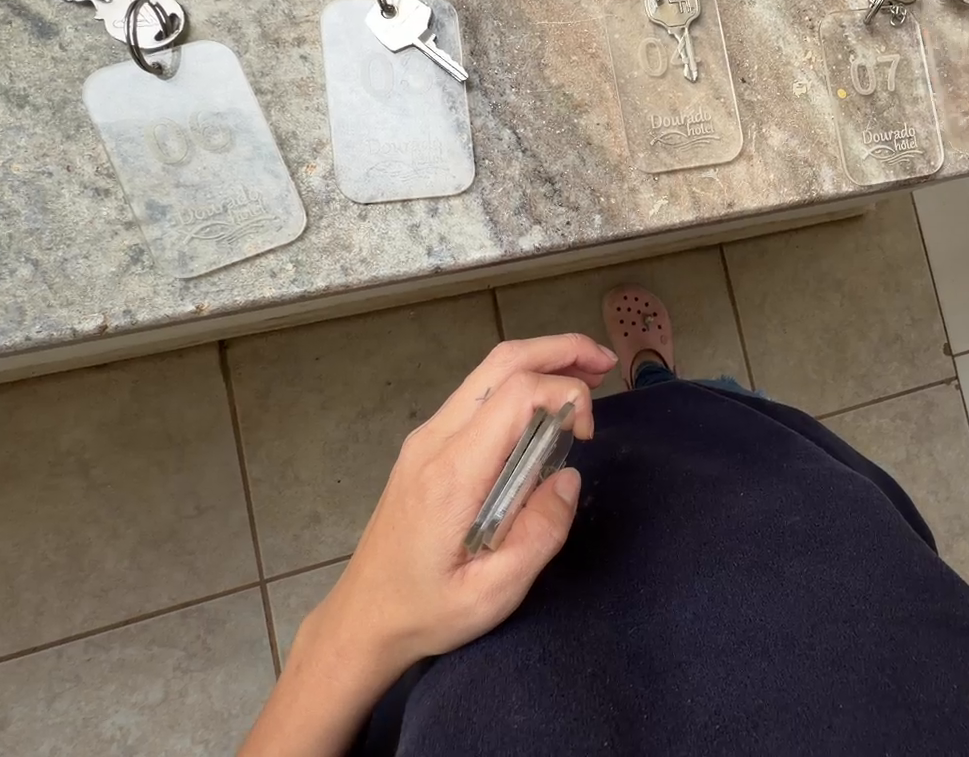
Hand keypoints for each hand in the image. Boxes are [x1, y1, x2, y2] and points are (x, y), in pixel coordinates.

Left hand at [307, 335, 616, 671]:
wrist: (362, 619)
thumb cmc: (426, 611)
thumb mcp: (494, 594)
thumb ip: (541, 534)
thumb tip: (569, 477)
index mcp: (453, 472)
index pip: (516, 394)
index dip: (564, 393)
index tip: (587, 433)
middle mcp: (436, 439)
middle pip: (503, 362)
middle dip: (561, 350)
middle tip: (606, 364)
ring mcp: (429, 437)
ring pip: (490, 370)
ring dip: (544, 360)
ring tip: (589, 375)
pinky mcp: (430, 443)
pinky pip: (481, 392)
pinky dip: (523, 381)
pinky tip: (549, 404)